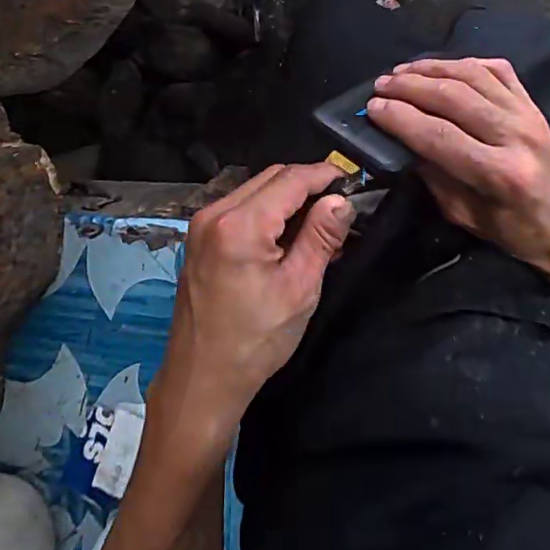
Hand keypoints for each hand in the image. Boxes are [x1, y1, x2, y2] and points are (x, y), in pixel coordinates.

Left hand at [157, 163, 356, 428]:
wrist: (203, 376)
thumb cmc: (254, 340)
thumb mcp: (299, 289)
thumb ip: (320, 237)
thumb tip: (341, 200)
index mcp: (239, 225)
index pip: (289, 179)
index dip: (323, 174)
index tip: (351, 179)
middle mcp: (214, 213)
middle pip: (269, 177)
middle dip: (306, 184)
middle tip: (339, 207)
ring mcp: (201, 224)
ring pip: (254, 189)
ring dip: (286, 198)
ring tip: (318, 224)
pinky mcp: (199, 237)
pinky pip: (239, 207)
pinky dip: (266, 212)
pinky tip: (288, 235)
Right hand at [366, 57, 549, 280]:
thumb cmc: (514, 229)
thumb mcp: (464, 214)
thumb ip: (432, 175)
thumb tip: (399, 141)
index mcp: (499, 173)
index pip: (438, 135)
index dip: (400, 117)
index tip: (372, 107)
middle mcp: (516, 136)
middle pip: (453, 97)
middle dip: (409, 87)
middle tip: (380, 85)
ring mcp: (528, 115)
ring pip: (472, 76)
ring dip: (431, 68)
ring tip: (401, 71)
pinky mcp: (532, 104)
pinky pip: (496, 70)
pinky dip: (464, 63)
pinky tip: (440, 67)